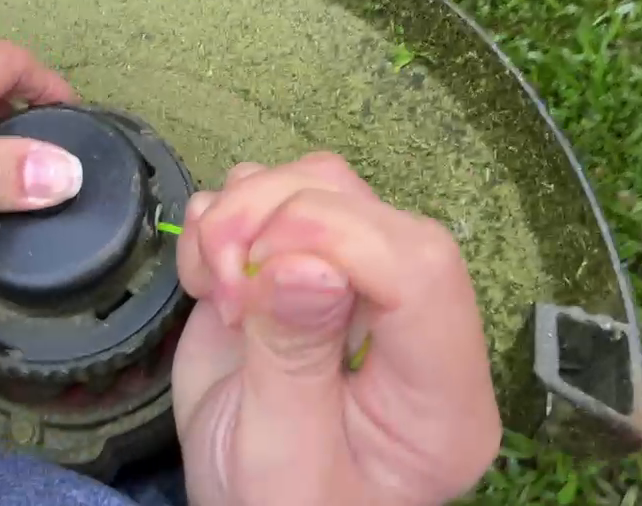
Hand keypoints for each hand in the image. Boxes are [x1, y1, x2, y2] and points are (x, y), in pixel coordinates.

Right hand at [171, 154, 501, 505]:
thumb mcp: (278, 459)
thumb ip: (294, 359)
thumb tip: (305, 260)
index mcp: (437, 393)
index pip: (421, 266)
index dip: (334, 240)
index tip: (251, 283)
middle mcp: (408, 321)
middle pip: (360, 206)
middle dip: (268, 221)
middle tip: (222, 293)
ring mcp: (353, 281)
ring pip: (314, 182)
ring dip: (241, 213)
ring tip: (212, 287)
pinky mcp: (297, 258)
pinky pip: (267, 190)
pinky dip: (218, 217)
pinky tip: (205, 280)